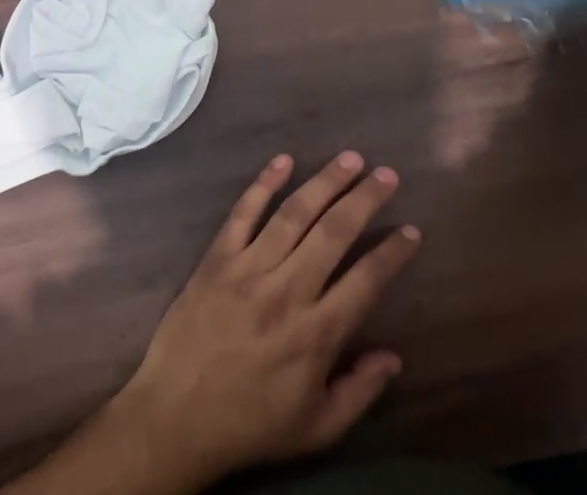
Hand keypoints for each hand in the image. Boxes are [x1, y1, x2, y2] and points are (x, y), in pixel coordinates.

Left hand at [109, 152, 421, 485]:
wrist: (174, 419)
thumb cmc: (250, 425)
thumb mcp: (316, 428)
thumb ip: (360, 392)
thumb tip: (394, 357)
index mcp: (317, 333)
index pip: (367, 280)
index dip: (393, 252)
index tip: (412, 230)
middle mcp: (286, 292)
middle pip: (334, 233)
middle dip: (365, 199)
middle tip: (387, 174)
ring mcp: (247, 271)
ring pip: (293, 215)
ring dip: (324, 182)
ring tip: (350, 158)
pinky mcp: (215, 262)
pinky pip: (241, 215)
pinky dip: (263, 185)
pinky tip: (283, 161)